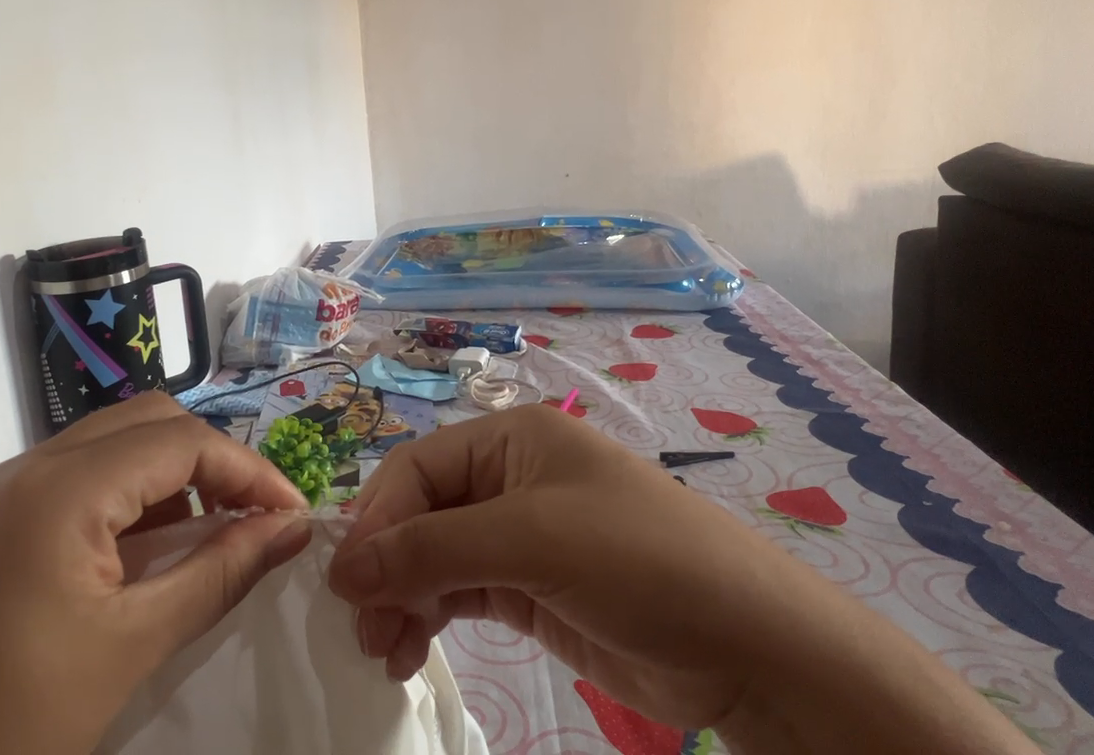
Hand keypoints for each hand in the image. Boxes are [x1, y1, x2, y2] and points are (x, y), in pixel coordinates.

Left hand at [0, 393, 310, 754]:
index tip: (294, 517)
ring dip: (173, 476)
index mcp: (62, 487)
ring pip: (114, 444)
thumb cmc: (15, 719)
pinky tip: (154, 549)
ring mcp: (6, 489)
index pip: (181, 442)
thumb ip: (220, 573)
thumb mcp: (133, 646)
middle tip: (255, 520)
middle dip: (212, 461)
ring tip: (216, 535)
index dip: (249, 471)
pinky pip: (81, 478)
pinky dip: (132, 497)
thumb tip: (292, 528)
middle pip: (148, 422)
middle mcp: (31, 465)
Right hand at [327, 405, 1035, 753]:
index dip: (376, 519)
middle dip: (386, 567)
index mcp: (509, 440)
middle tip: (362, 629)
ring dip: (402, 600)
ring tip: (384, 653)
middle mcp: (507, 480)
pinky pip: (459, 594)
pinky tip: (409, 652)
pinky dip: (428, 619)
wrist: (751, 645)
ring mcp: (519, 538)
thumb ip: (431, 550)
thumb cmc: (639, 561)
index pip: (416, 469)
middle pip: (419, 515)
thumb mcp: (531, 542)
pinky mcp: (530, 590)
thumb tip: (342, 569)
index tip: (345, 581)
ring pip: (433, 559)